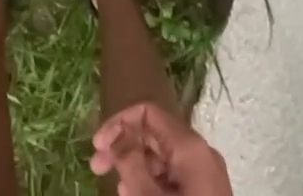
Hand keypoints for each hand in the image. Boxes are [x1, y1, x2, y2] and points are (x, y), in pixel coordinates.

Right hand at [90, 102, 232, 195]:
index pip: (148, 114)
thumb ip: (129, 160)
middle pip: (154, 135)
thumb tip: (116, 135)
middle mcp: (201, 153)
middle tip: (97, 169)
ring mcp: (206, 175)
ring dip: (135, 169)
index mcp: (189, 146)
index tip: (97, 147)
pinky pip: (174, 178)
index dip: (117, 123)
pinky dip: (152, 183)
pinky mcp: (206, 193)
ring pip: (162, 158)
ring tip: (120, 191)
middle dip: (123, 149)